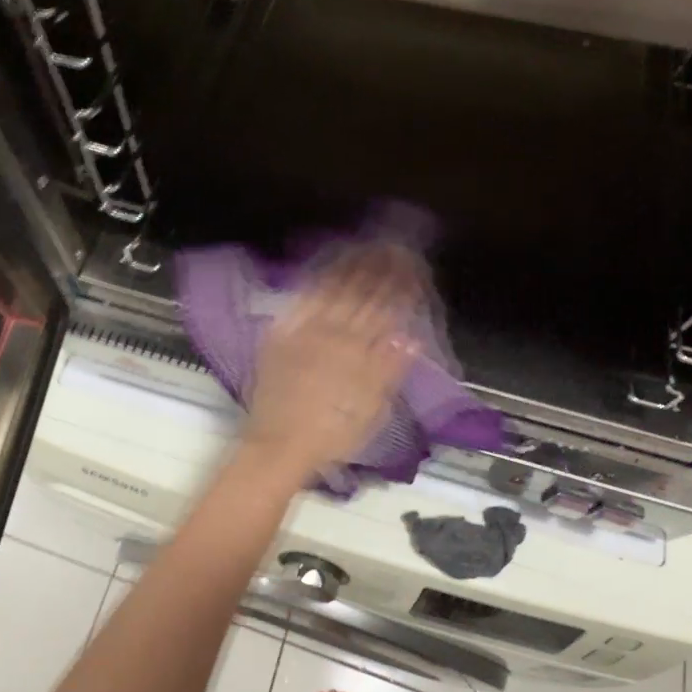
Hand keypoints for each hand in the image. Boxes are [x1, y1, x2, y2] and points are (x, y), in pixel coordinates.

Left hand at [241, 243, 422, 482]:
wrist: (279, 446)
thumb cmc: (332, 436)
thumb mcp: (373, 409)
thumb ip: (390, 369)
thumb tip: (409, 336)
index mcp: (360, 350)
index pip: (386, 307)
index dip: (399, 284)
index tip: (411, 265)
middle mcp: (333, 332)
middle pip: (360, 292)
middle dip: (378, 267)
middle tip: (391, 246)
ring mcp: (304, 330)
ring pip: (331, 289)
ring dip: (349, 267)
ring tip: (363, 248)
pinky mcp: (280, 334)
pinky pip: (300, 300)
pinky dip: (316, 282)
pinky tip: (324, 270)